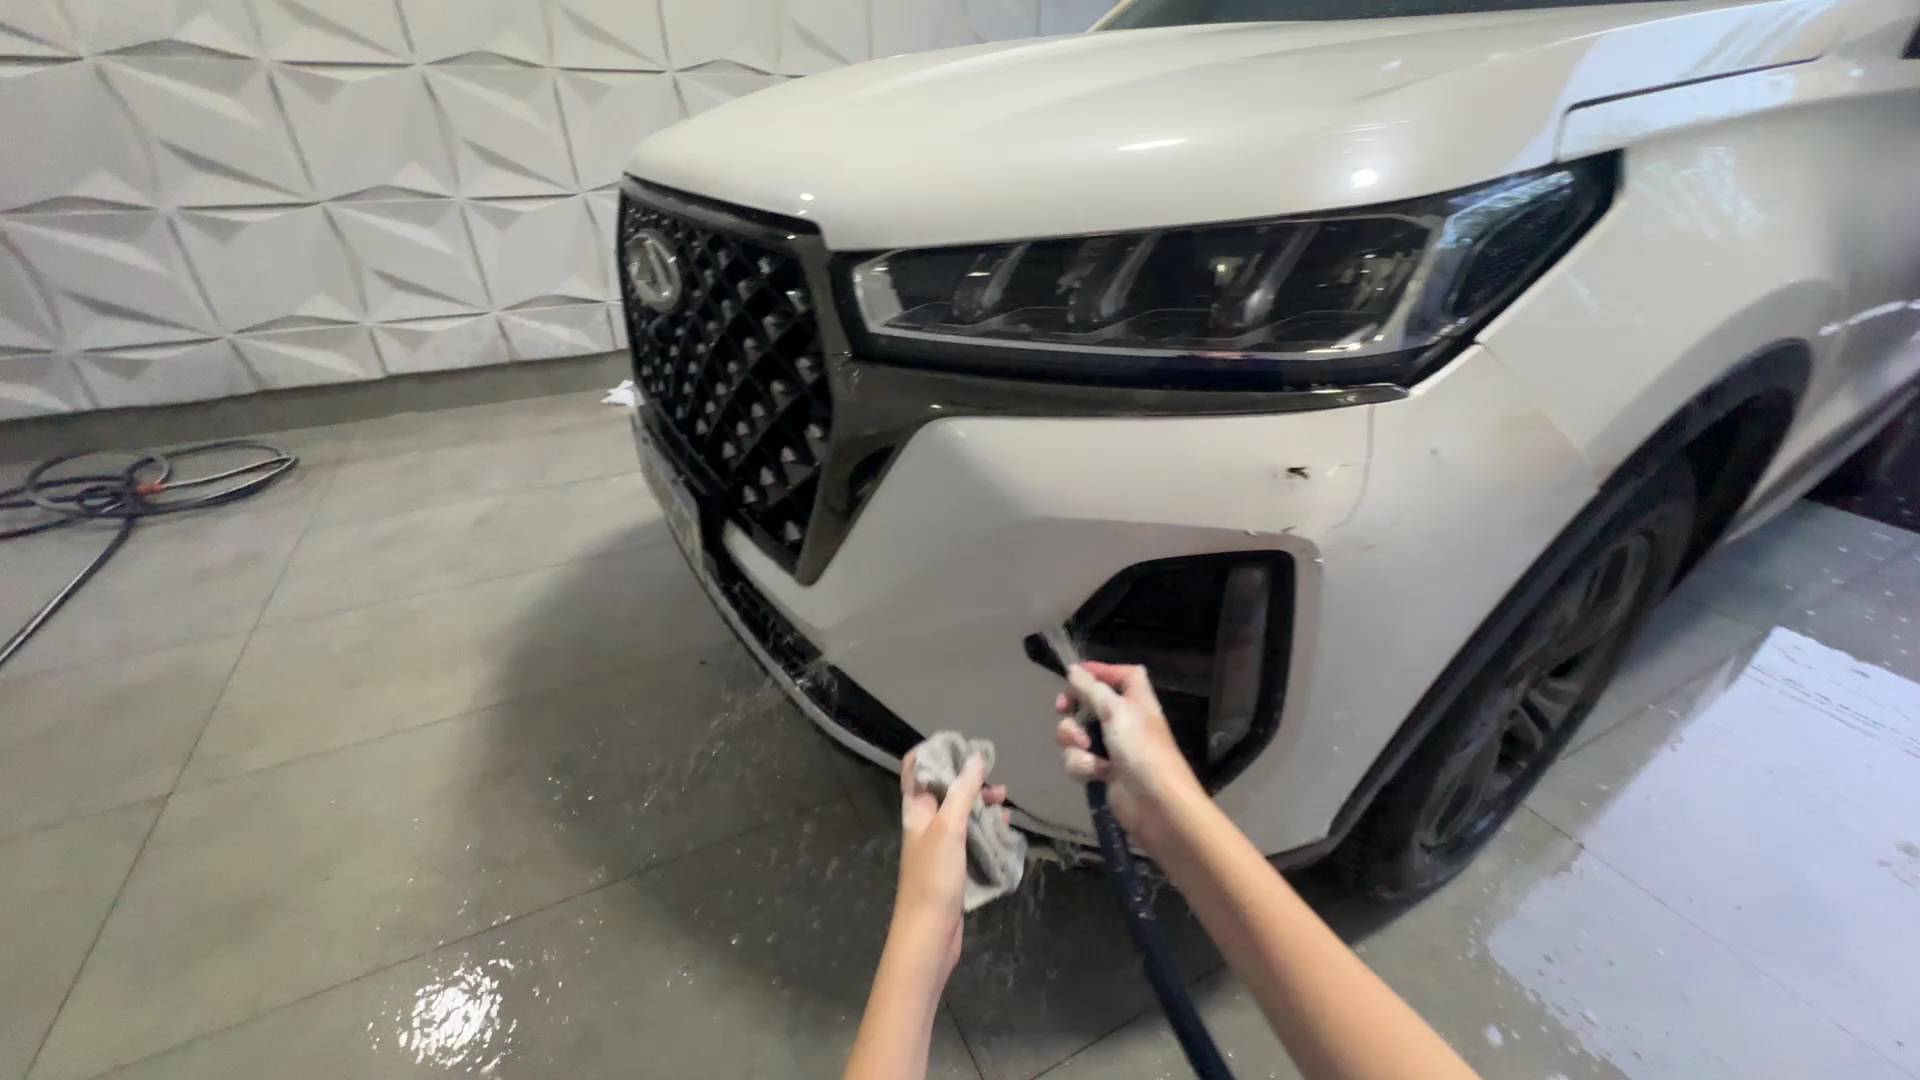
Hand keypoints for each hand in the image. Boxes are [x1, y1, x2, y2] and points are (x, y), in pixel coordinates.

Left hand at [894, 747, 1007, 975]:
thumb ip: (963, 791)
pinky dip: (987, 830)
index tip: (963, 744)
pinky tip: (1004, 829)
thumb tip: (976, 757)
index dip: (936, 752)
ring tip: (1004, 802)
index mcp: (916, 809)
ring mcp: (940, 846)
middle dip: (968, 779)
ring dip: (981, 804)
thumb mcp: (949, 827)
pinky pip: (971, 838)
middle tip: (993, 778)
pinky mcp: (954, 866)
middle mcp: (926, 823)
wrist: (929, 936)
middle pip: (945, 790)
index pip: (917, 769)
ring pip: (961, 814)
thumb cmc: (933, 877)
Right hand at [1054, 662, 1203, 855]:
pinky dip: (1082, 765)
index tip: (1075, 674)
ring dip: (1074, 741)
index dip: (1101, 670)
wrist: (1156, 805)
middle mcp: (1122, 719)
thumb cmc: (1141, 750)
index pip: (1121, 674)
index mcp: (1135, 699)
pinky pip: (1077, 759)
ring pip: (1075, 732)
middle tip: (1063, 709)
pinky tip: (1096, 774)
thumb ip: (1091, 689)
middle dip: (1073, 708)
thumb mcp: (1116, 711)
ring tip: (1087, 750)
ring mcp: (1110, 746)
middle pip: (1089, 702)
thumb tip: (1074, 670)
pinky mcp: (1101, 770)